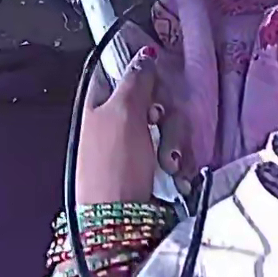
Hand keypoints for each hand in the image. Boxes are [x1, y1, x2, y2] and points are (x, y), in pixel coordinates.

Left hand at [77, 45, 166, 204]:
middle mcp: (117, 118)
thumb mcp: (123, 113)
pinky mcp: (153, 164)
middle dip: (164, 110)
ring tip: (167, 159)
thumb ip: (136, 79)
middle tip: (158, 122)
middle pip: (152, 95)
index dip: (143, 70)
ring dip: (173, 138)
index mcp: (99, 100)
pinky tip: (174, 171)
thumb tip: (144, 54)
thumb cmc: (114, 163)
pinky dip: (178, 157)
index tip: (156, 80)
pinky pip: (174, 147)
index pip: (123, 68)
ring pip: (168, 122)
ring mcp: (136, 142)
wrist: (119, 223)